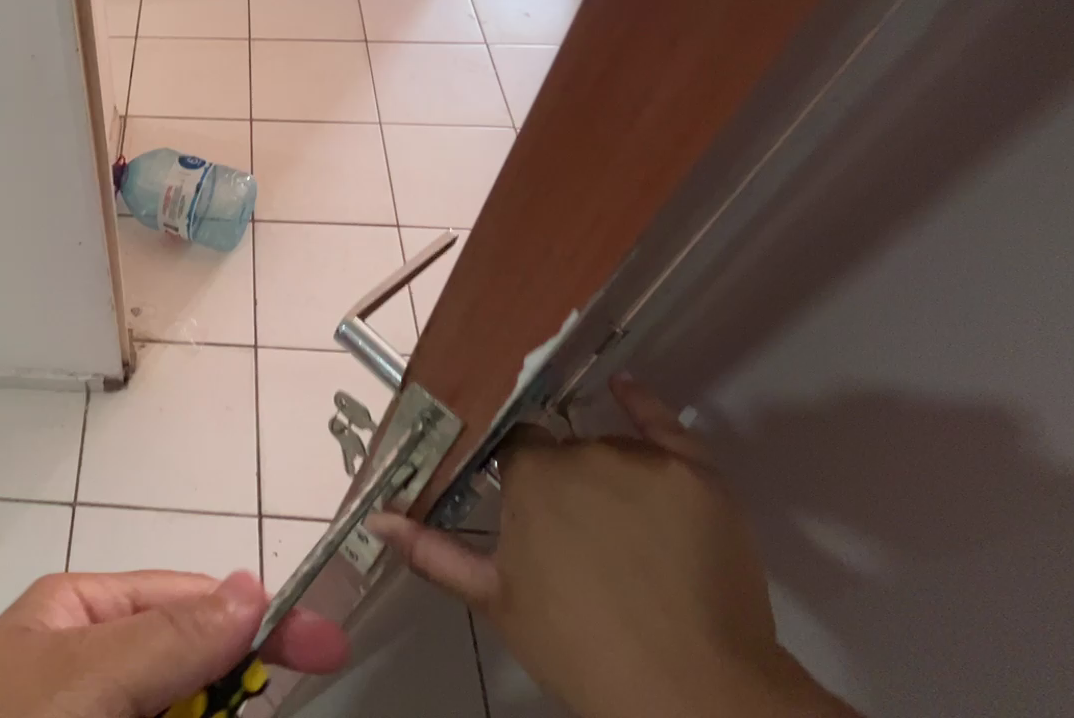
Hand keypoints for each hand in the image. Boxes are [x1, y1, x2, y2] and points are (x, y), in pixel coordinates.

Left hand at [0, 569, 349, 717]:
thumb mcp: (81, 679)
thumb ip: (168, 638)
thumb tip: (251, 586)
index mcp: (80, 613)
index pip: (186, 600)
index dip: (256, 620)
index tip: (324, 646)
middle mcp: (87, 663)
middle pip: (189, 671)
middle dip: (229, 693)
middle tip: (277, 696)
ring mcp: (90, 715)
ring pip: (178, 713)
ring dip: (209, 714)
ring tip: (235, 708)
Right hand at [368, 375, 857, 717]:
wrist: (691, 690)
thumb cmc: (578, 643)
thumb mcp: (496, 600)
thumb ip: (432, 552)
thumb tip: (375, 518)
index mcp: (530, 476)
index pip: (514, 448)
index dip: (515, 474)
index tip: (518, 501)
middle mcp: (583, 453)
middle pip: (563, 448)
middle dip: (560, 480)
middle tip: (571, 533)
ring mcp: (645, 462)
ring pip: (610, 449)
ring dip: (604, 473)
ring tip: (620, 531)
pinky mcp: (698, 475)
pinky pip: (667, 425)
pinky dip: (643, 405)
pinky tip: (623, 387)